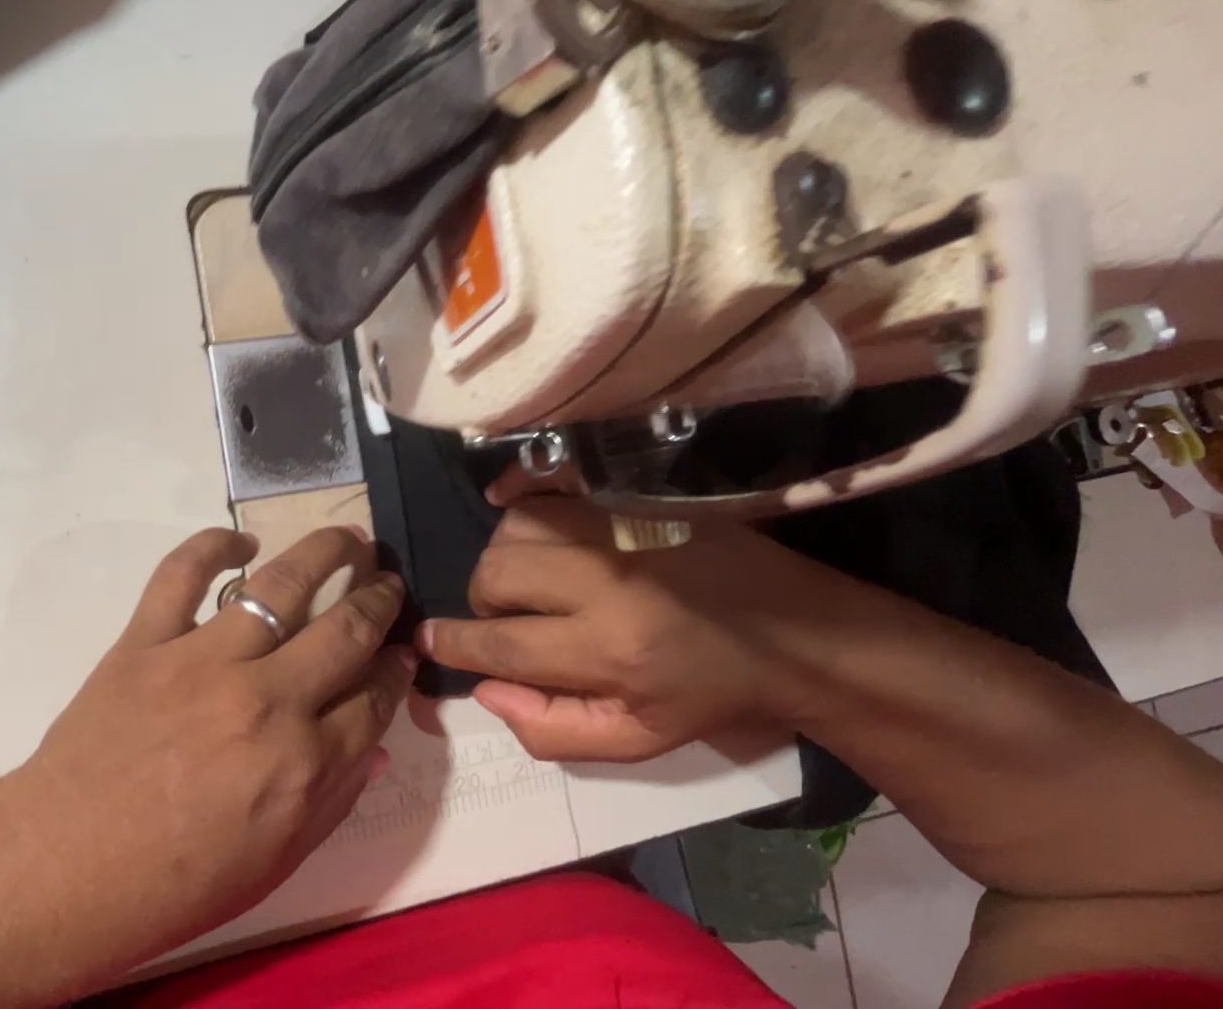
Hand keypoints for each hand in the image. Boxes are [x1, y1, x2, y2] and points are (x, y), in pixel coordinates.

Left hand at [0, 525, 415, 987]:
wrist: (60, 873)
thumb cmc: (175, 883)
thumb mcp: (276, 861)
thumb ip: (333, 798)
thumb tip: (372, 747)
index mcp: (305, 762)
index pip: (375, 696)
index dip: (398, 668)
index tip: (404, 649)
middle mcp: (268, 700)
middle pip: (346, 631)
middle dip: (379, 601)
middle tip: (388, 583)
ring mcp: (204, 662)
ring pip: (282, 585)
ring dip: (327, 552)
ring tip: (350, 537)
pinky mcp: (146, 642)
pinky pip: (181, 575)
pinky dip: (211, 546)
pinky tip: (240, 542)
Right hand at [418, 498, 831, 761]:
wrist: (795, 630)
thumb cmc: (712, 693)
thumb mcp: (639, 739)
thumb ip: (552, 730)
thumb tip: (484, 691)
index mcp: (611, 651)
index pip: (502, 645)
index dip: (454, 645)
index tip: (426, 641)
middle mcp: (606, 580)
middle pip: (496, 575)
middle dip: (485, 605)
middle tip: (510, 621)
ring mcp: (619, 528)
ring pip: (514, 528)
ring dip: (504, 558)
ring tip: (529, 581)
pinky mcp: (631, 498)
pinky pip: (550, 483)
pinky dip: (520, 498)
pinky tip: (515, 514)